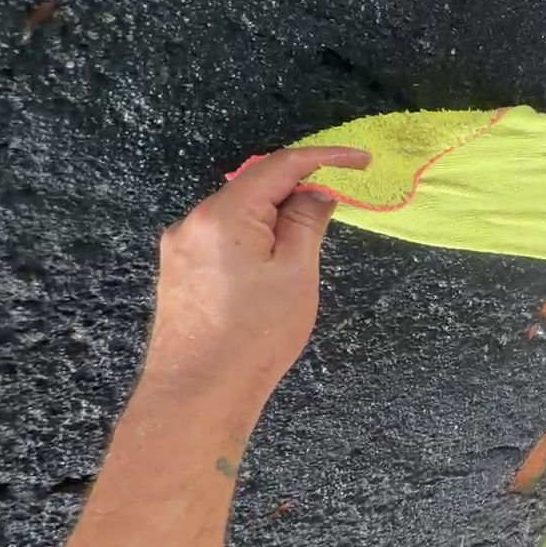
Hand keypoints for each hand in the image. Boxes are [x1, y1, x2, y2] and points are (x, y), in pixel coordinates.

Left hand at [141, 146, 370, 407]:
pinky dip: (261, 230)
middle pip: (255, 184)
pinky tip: (280, 254)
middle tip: (344, 199)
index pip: (280, 166)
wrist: (200, 389)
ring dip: (281, 210)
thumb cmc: (257, 331)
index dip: (325, 157)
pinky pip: (228, 233)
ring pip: (241, 211)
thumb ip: (307, 223)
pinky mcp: (182, 269)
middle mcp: (194, 222)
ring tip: (315, 233)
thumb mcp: (296, 272)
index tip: (363, 161)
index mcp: (224, 215)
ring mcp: (182, 247)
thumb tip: (318, 193)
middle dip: (302, 184)